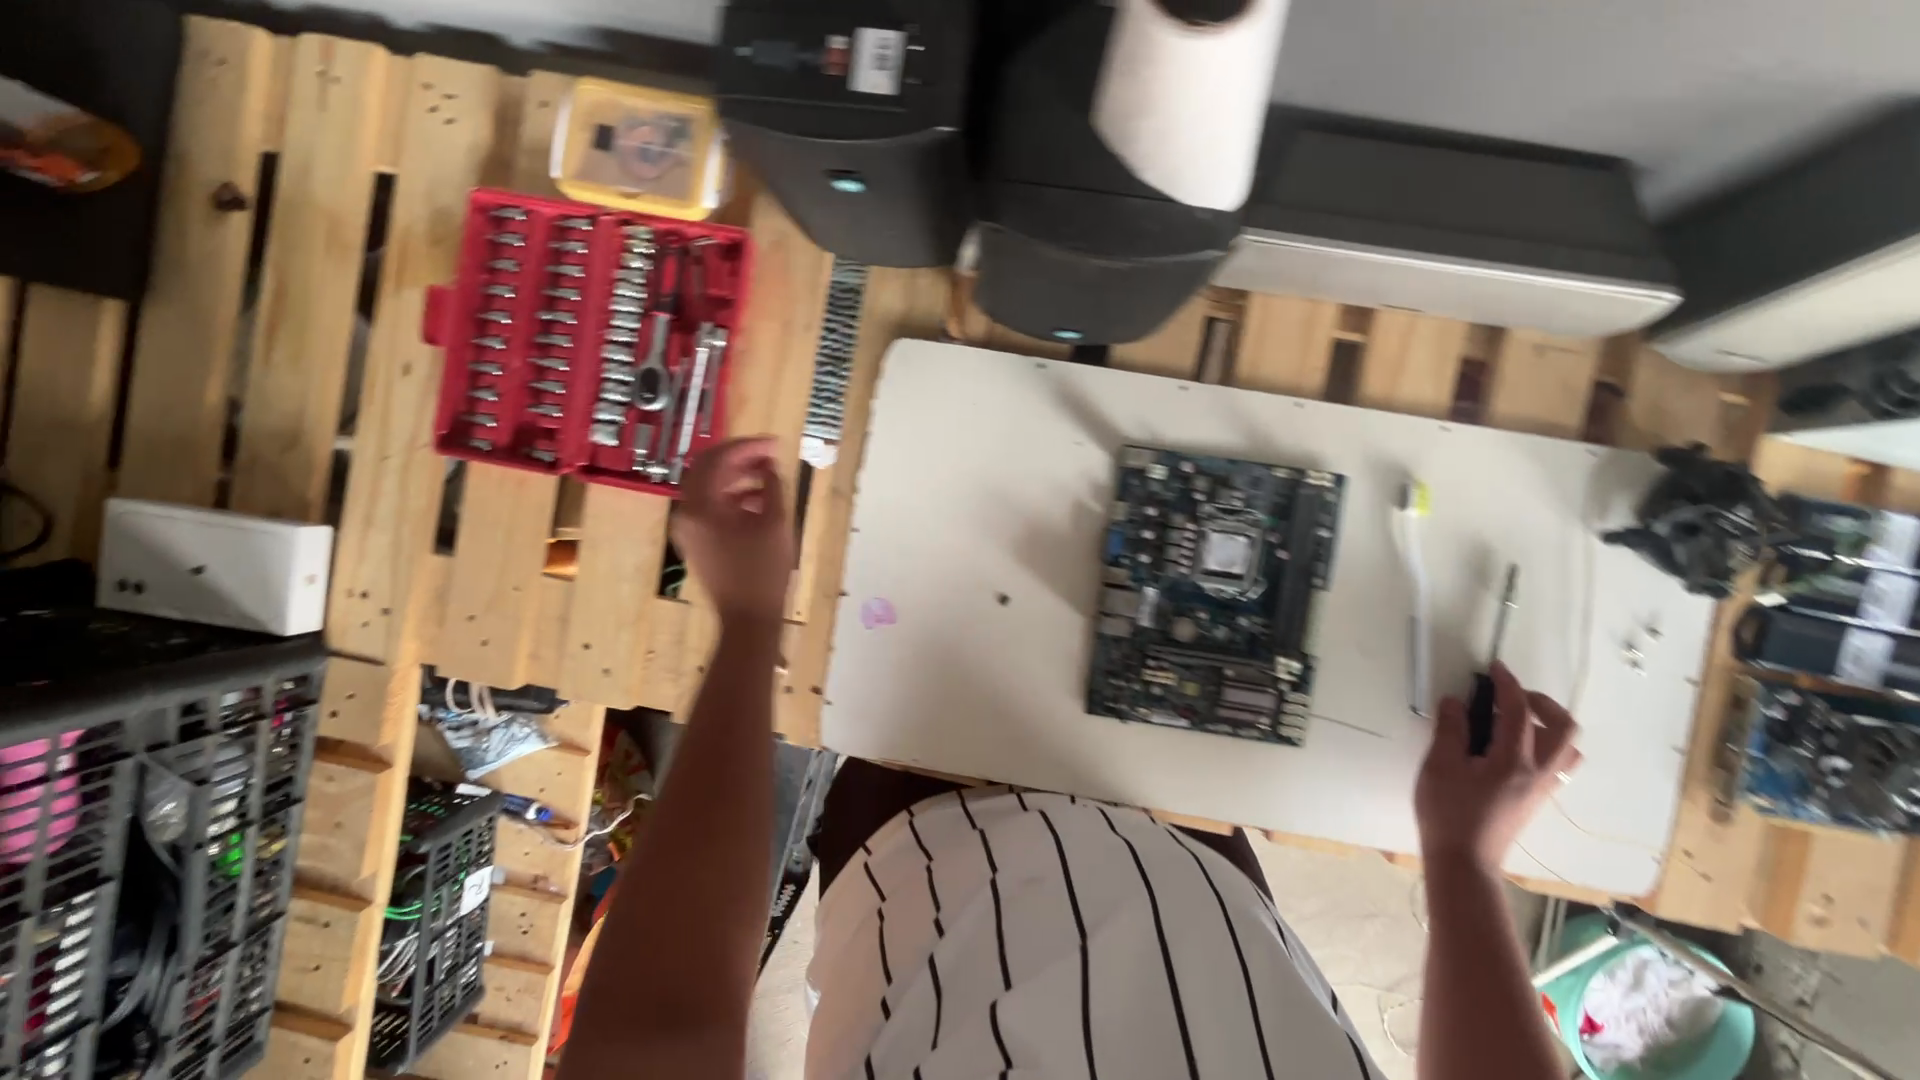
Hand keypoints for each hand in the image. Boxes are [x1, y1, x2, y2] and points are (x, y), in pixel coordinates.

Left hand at [670, 437, 792, 626]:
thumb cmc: (764, 572)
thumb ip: (772, 485)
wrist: (748, 618)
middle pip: (707, 469)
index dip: (747, 447)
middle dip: (740, 458)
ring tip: (769, 478)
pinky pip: (711, 506)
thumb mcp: (777, 522)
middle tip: (770, 455)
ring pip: (710, 487)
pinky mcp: (697, 540)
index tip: (775, 444)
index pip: (717, 459)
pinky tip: (761, 502)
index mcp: (701, 506)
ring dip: (738, 477)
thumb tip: (768, 465)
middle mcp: (687, 513)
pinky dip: (733, 497)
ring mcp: (689, 528)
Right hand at [1414, 661, 1581, 872]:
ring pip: (1568, 749)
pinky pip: (1558, 765)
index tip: (1495, 668)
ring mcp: (1542, 788)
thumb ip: (1450, 730)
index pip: (1518, 711)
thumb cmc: (1448, 812)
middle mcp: (1539, 772)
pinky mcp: (1537, 799)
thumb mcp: (1439, 766)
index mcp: (1514, 761)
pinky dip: (1545, 746)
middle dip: (1541, 703)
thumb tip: (1455, 701)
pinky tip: (1512, 749)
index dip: (1508, 685)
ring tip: (1517, 722)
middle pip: (1563, 727)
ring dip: (1549, 726)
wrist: (1464, 859)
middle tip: (1511, 696)